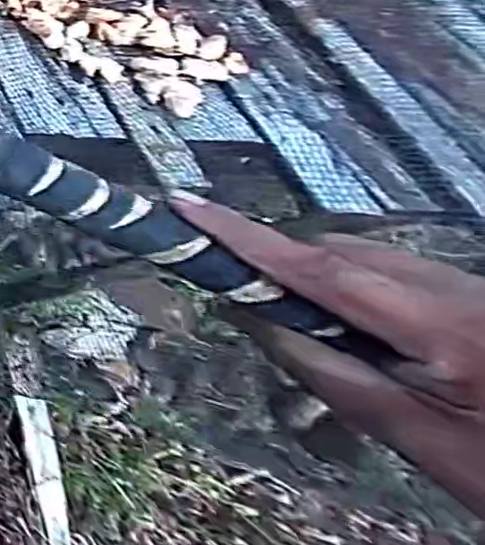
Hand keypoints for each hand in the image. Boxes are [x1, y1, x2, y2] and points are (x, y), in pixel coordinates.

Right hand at [170, 192, 484, 515]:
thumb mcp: (412, 434)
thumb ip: (322, 366)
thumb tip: (242, 310)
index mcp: (448, 328)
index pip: (319, 268)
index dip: (242, 235)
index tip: (181, 203)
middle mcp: (469, 295)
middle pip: (346, 253)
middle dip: (288, 262)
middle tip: (249, 294)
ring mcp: (481, 294)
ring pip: (374, 259)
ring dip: (327, 277)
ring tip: (321, 325)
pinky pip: (405, 275)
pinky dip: (366, 288)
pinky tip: (373, 331)